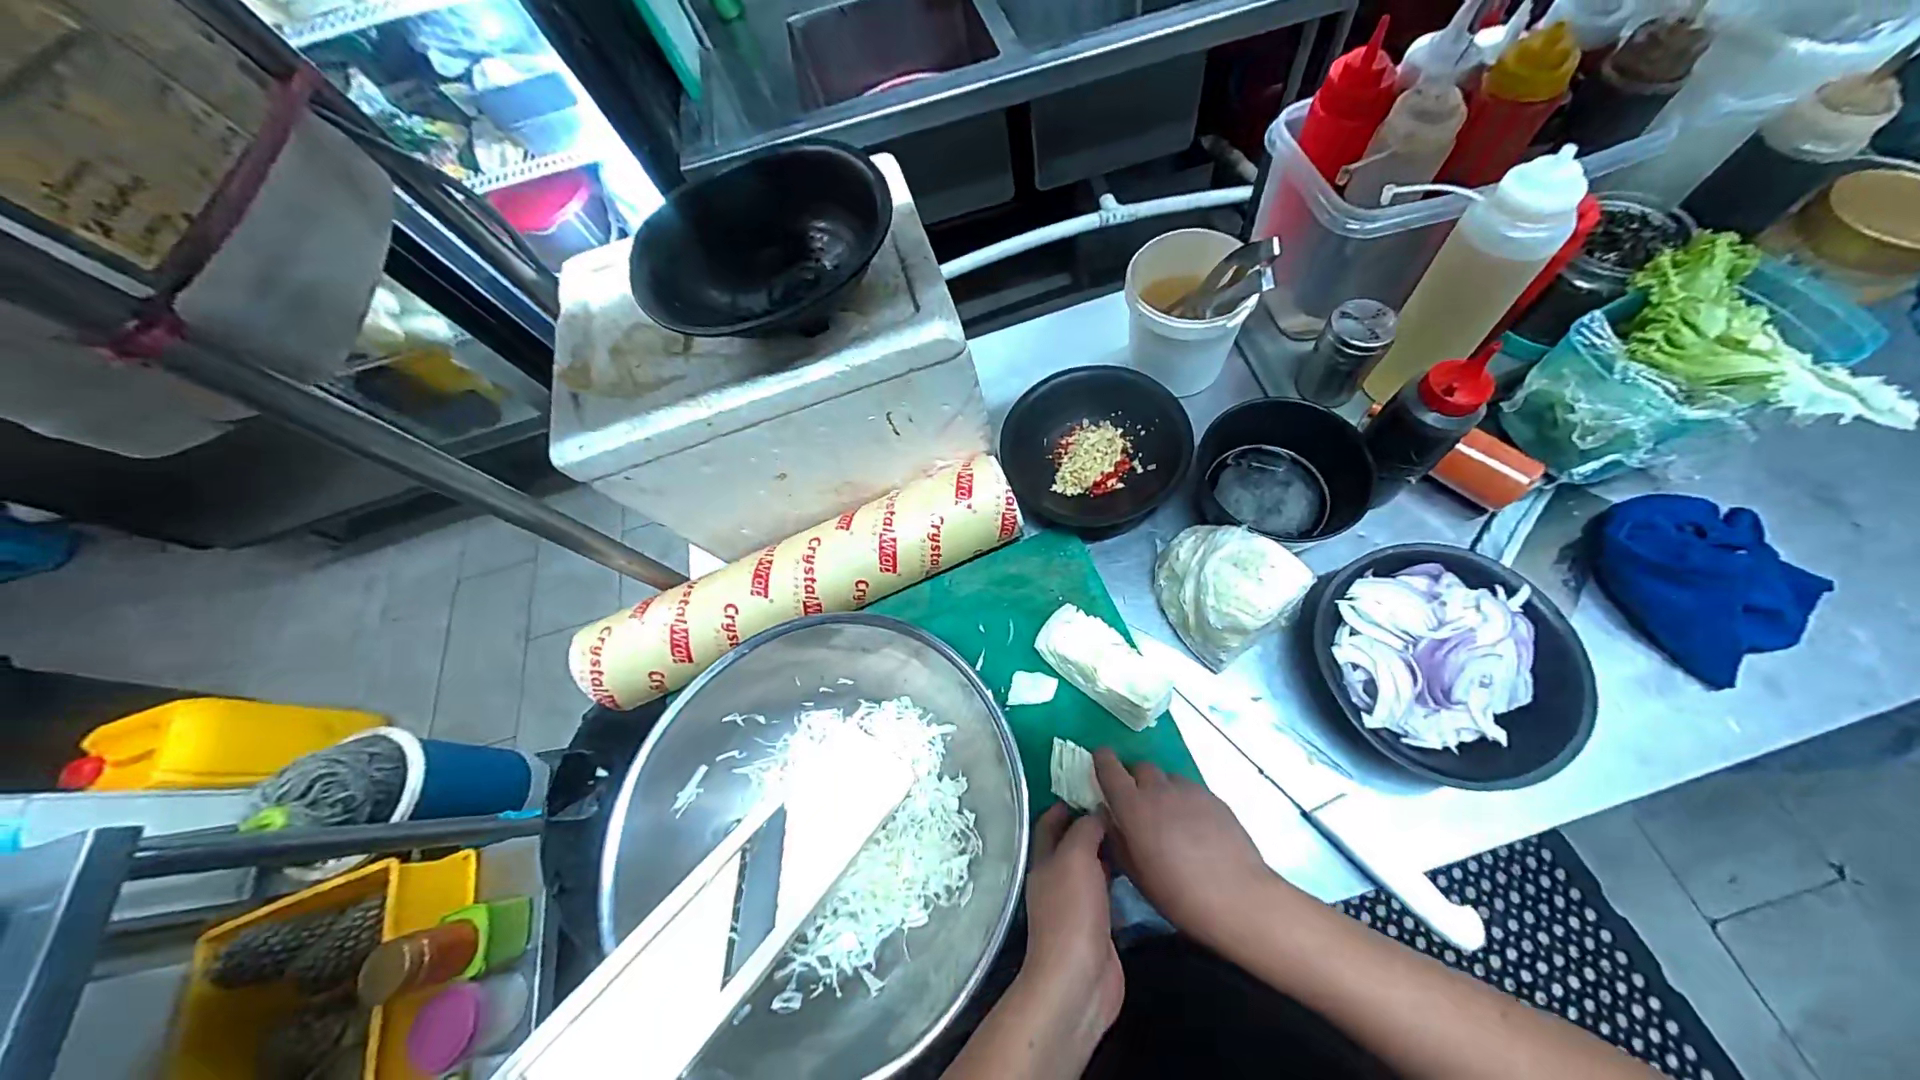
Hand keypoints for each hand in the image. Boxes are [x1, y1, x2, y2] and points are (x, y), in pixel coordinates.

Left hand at [1021, 804, 1124, 1037]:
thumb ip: (1085, 830)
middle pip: (1072, 843)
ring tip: (1135, 831)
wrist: (1079, 979)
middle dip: (1091, 824)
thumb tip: (1097, 810)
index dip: (1066, 803)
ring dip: (1108, 851)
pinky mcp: (1098, 925)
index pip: (1050, 822)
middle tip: (1122, 807)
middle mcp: (1056, 878)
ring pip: (1091, 867)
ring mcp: (1076, 903)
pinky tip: (1140, 870)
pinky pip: (1108, 892)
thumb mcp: (1075, 858)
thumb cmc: (1072, 911)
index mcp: (1044, 860)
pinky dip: (1120, 878)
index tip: (1092, 786)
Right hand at [1093, 748, 1282, 944]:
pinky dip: (1182, 799)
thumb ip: (1117, 840)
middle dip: (1133, 777)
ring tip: (1166, 815)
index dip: (1102, 759)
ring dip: (1159, 788)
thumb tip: (1108, 818)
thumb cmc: (1177, 893)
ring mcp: (1189, 791)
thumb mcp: (1136, 874)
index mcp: (1133, 806)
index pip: (1110, 768)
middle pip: (1141, 767)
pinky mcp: (1214, 798)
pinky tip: (1191, 825)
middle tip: (1135, 801)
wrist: (1237, 897)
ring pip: (1167, 778)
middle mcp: (1159, 790)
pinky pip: (1189, 790)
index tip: (1100, 759)